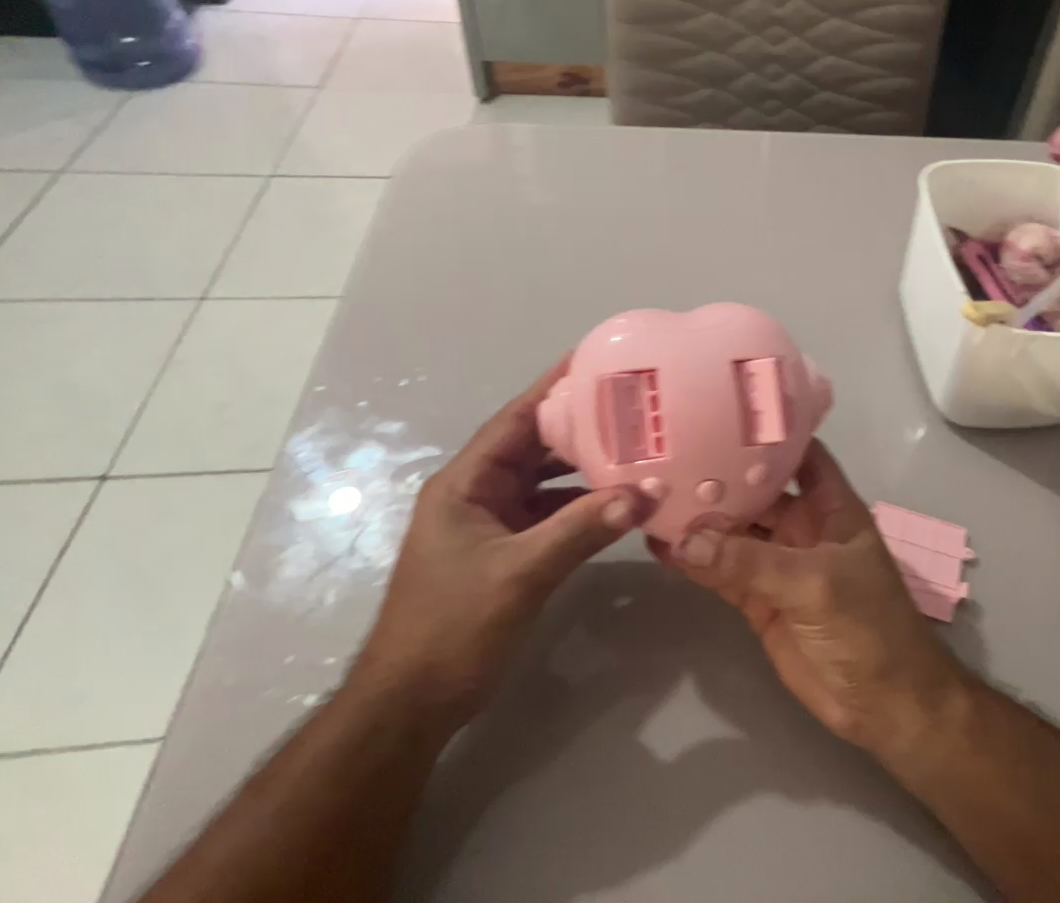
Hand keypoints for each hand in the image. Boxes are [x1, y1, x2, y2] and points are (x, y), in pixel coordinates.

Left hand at [350, 359, 645, 730]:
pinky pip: (551, 514)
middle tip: (636, 405)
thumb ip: (582, 530)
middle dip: (582, 426)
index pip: (515, 419)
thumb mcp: (520, 573)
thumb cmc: (452, 626)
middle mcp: (478, 493)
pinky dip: (583, 507)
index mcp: (466, 483)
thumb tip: (645, 492)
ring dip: (586, 468)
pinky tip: (619, 504)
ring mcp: (492, 523)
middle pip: (534, 445)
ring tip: (638, 447)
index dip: (554, 387)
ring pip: (546, 481)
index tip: (598, 360)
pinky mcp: (506, 551)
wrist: (414, 700)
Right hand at [650, 441, 970, 757]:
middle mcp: (802, 527)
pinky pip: (721, 573)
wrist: (883, 704)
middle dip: (716, 476)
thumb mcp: (815, 585)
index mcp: (831, 507)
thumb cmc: (869, 627)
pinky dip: (694, 562)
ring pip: (732, 532)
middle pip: (755, 491)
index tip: (718, 409)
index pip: (798, 453)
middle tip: (663, 457)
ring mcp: (778, 565)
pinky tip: (661, 548)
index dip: (766, 431)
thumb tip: (685, 537)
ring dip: (698, 520)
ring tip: (650, 498)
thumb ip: (750, 562)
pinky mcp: (759, 601)